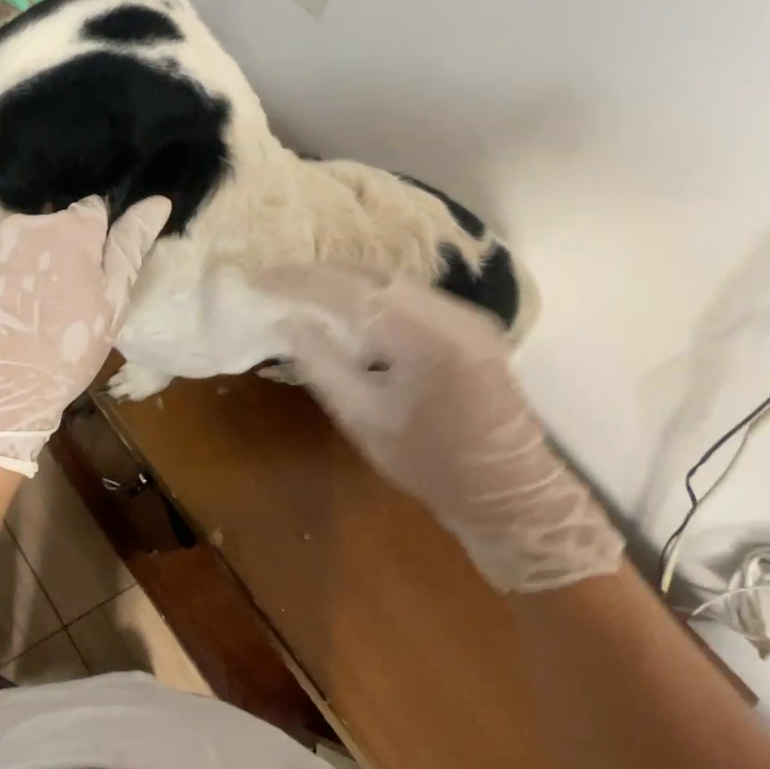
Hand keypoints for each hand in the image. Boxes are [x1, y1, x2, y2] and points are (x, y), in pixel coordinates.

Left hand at [0, 196, 171, 475]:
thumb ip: (130, 246)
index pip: (93, 211)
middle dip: (64, 251)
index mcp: (70, 228)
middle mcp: (26, 224)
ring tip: (35, 310)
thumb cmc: (67, 349)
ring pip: (23, 244)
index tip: (96, 272)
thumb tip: (157, 201)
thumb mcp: (112, 302)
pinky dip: (4, 279)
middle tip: (67, 298)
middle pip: (55, 226)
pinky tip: (8, 313)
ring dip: (33, 264)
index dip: (99, 239)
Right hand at [265, 267, 622, 592]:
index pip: (353, 291)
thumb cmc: (431, 465)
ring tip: (298, 292)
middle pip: (375, 275)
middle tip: (273, 281)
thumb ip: (322, 365)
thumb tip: (288, 323)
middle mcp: (455, 316)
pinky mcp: (468, 328)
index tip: (259, 279)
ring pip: (393, 281)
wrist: (510, 494)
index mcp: (430, 340)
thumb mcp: (363, 419)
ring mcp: (468, 318)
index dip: (301, 281)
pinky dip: (368, 296)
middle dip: (320, 274)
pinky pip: (408, 296)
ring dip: (343, 283)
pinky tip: (342, 310)